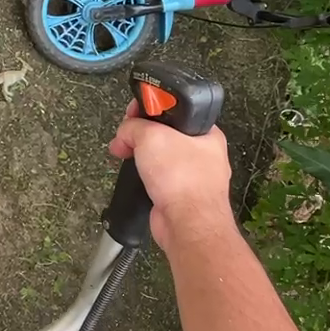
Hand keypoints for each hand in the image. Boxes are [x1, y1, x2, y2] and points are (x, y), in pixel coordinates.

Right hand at [108, 103, 234, 249]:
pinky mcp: (178, 192)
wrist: (187, 224)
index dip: (150, 107)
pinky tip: (136, 176)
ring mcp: (190, 174)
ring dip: (137, 153)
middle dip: (138, 133)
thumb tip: (125, 133)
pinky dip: (142, 174)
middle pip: (162, 131)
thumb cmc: (182, 180)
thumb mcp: (150, 135)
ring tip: (124, 154)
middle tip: (125, 136)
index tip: (134, 111)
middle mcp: (201, 152)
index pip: (174, 109)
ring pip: (157, 154)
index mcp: (205, 132)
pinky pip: (156, 175)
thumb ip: (134, 126)